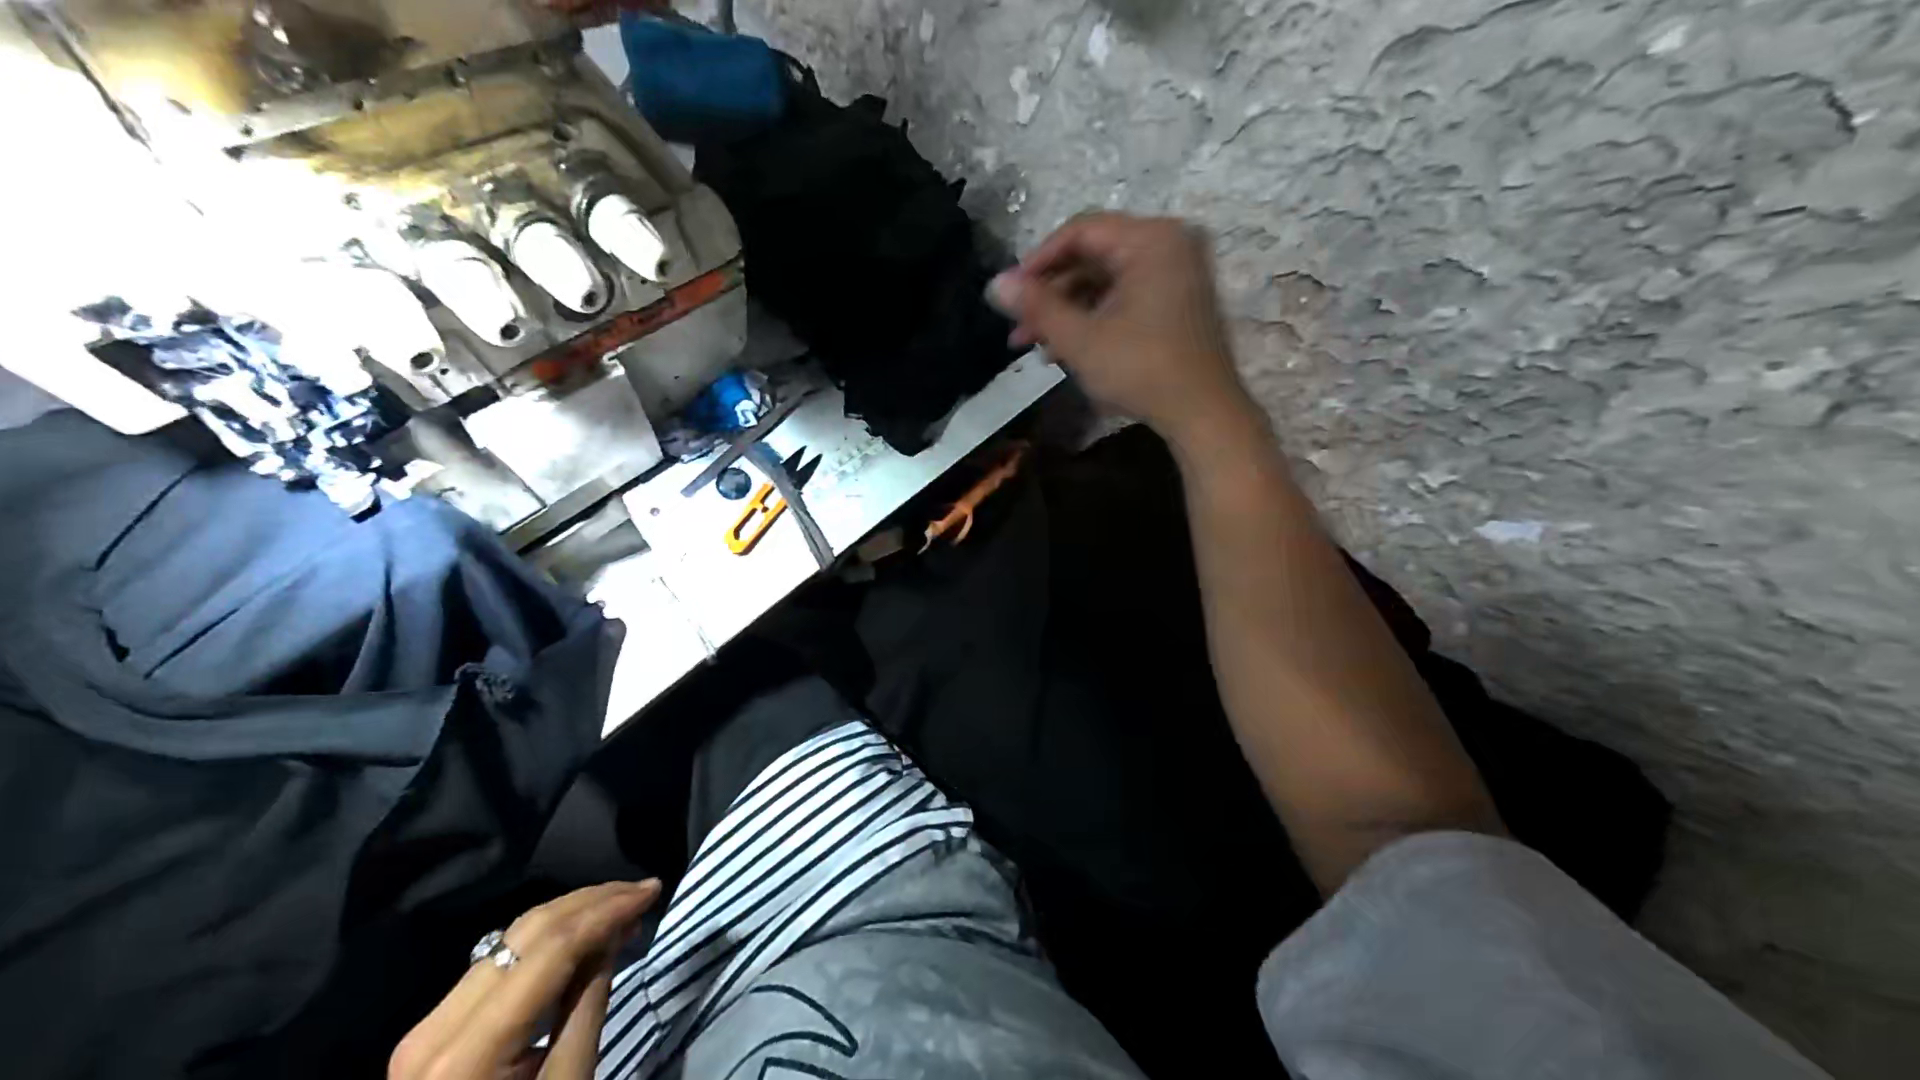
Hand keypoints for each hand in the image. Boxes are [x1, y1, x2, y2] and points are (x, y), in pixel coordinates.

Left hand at [390, 880, 661, 1079]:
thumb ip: (588, 1003)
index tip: (652, 890)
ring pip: (511, 937)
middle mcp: (434, 1029)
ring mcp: (426, 1026)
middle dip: (592, 902)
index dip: (605, 912)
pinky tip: (583, 930)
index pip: (549, 951)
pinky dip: (547, 938)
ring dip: (572, 913)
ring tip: (622, 903)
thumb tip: (615, 931)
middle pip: (526, 933)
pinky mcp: (432, 1026)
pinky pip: (498, 960)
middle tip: (642, 890)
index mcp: (466, 1055)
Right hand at [990, 213, 1251, 444]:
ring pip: (1105, 281)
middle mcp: (1168, 244)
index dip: (1037, 262)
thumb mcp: (1081, 338)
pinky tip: (1065, 349)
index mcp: (1151, 239)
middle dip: (1050, 294)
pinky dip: (1094, 318)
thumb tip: (994, 283)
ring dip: (1067, 311)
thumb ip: (1036, 306)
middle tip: (1017, 327)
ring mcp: (1177, 272)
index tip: (1009, 295)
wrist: (1204, 413)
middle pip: (1092, 256)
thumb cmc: (1142, 369)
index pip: (1079, 232)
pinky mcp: (1178, 300)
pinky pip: (1125, 296)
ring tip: (1034, 346)